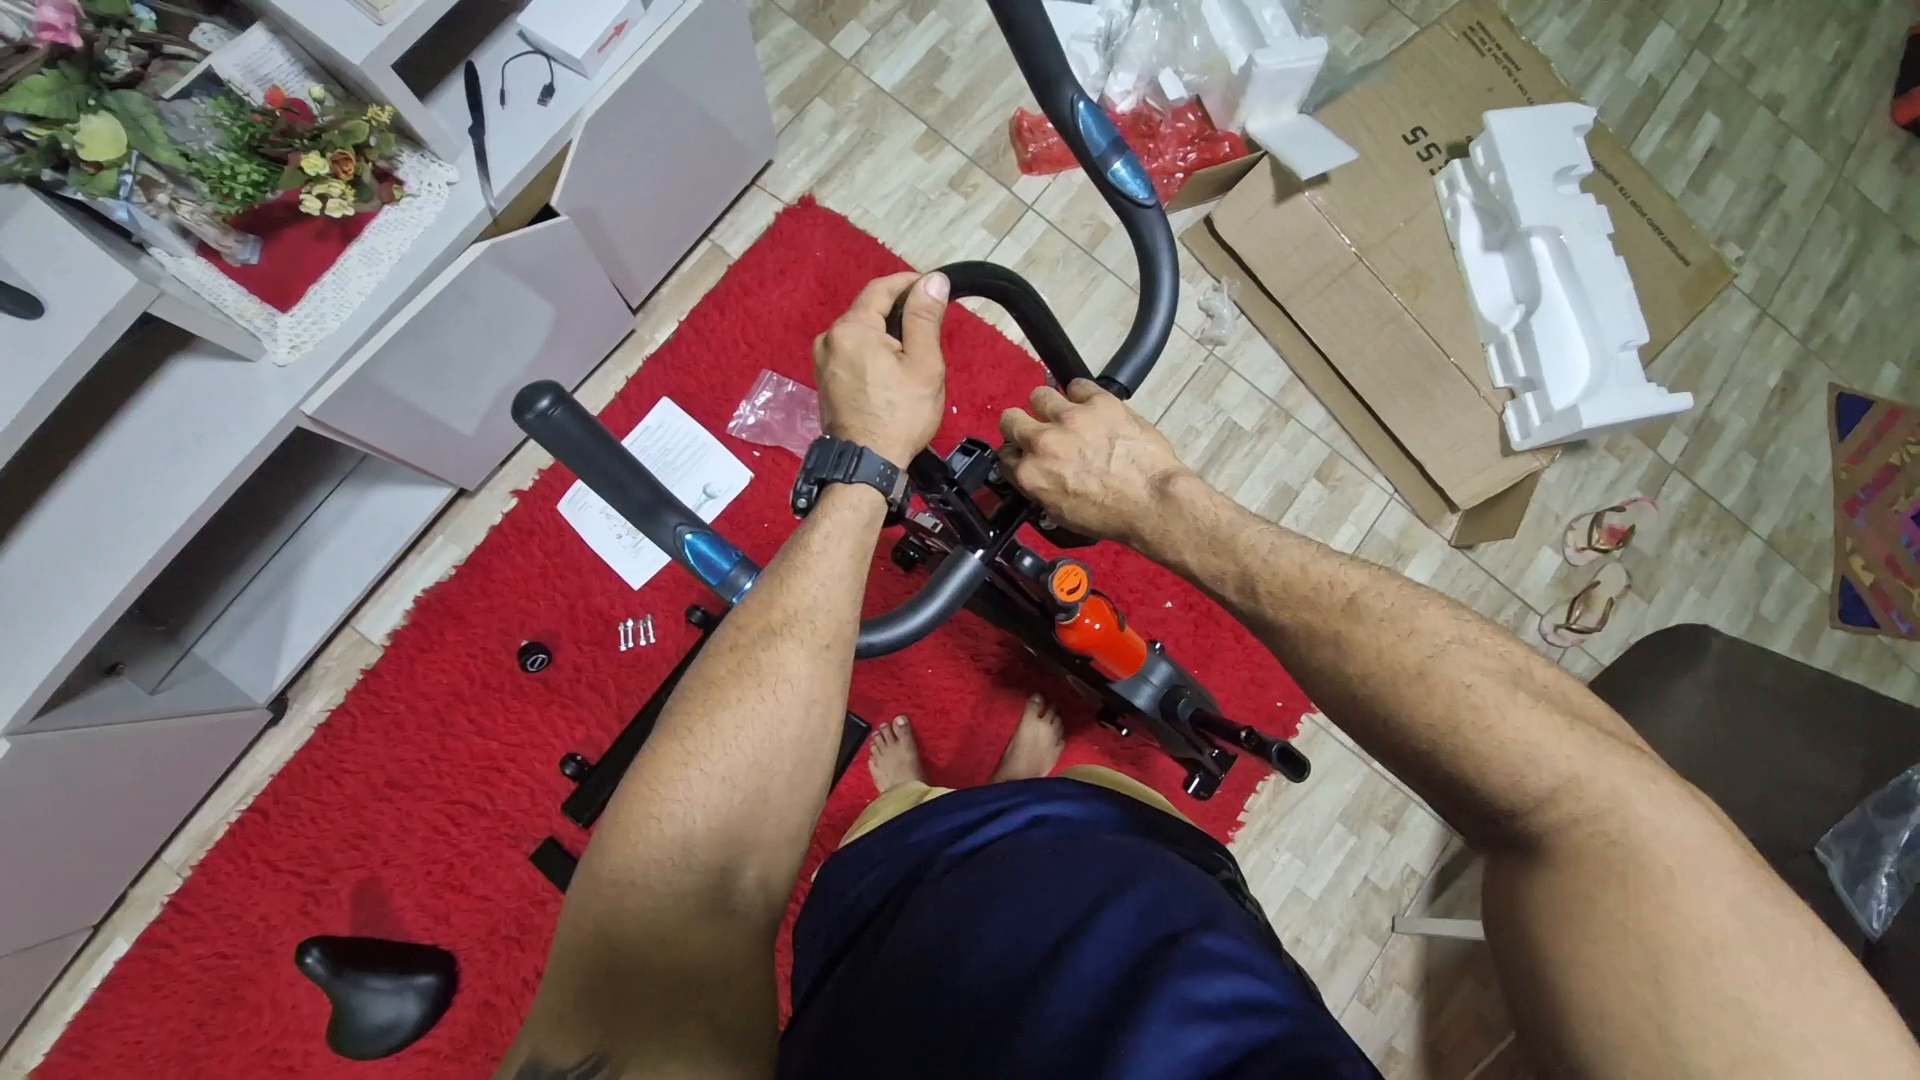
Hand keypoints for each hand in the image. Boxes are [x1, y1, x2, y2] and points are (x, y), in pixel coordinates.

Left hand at [812, 271, 948, 464]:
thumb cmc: (900, 417)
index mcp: (852, 328)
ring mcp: (822, 361)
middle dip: (898, 313)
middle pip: (868, 311)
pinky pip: (850, 353)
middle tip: (929, 328)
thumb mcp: (923, 364)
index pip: (881, 288)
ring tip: (912, 354)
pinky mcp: (824, 380)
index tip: (933, 288)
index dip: (910, 283)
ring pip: (859, 333)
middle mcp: (829, 338)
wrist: (867, 465)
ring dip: (885, 335)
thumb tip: (932, 280)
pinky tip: (890, 371)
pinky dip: (871, 353)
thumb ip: (924, 318)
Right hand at [997, 380, 1195, 545]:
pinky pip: (1078, 385)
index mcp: (1030, 474)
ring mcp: (1070, 418)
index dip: (1017, 456)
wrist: (1151, 500)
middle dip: (1021, 426)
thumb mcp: (1061, 515)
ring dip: (1048, 406)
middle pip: (1010, 419)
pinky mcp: (1099, 402)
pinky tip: (1090, 407)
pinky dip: (1081, 395)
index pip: (1005, 456)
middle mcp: (1043, 442)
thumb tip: (1037, 476)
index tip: (1027, 456)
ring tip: (1065, 417)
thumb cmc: (1111, 516)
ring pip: (1039, 395)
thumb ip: (1039, 490)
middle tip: (1040, 433)